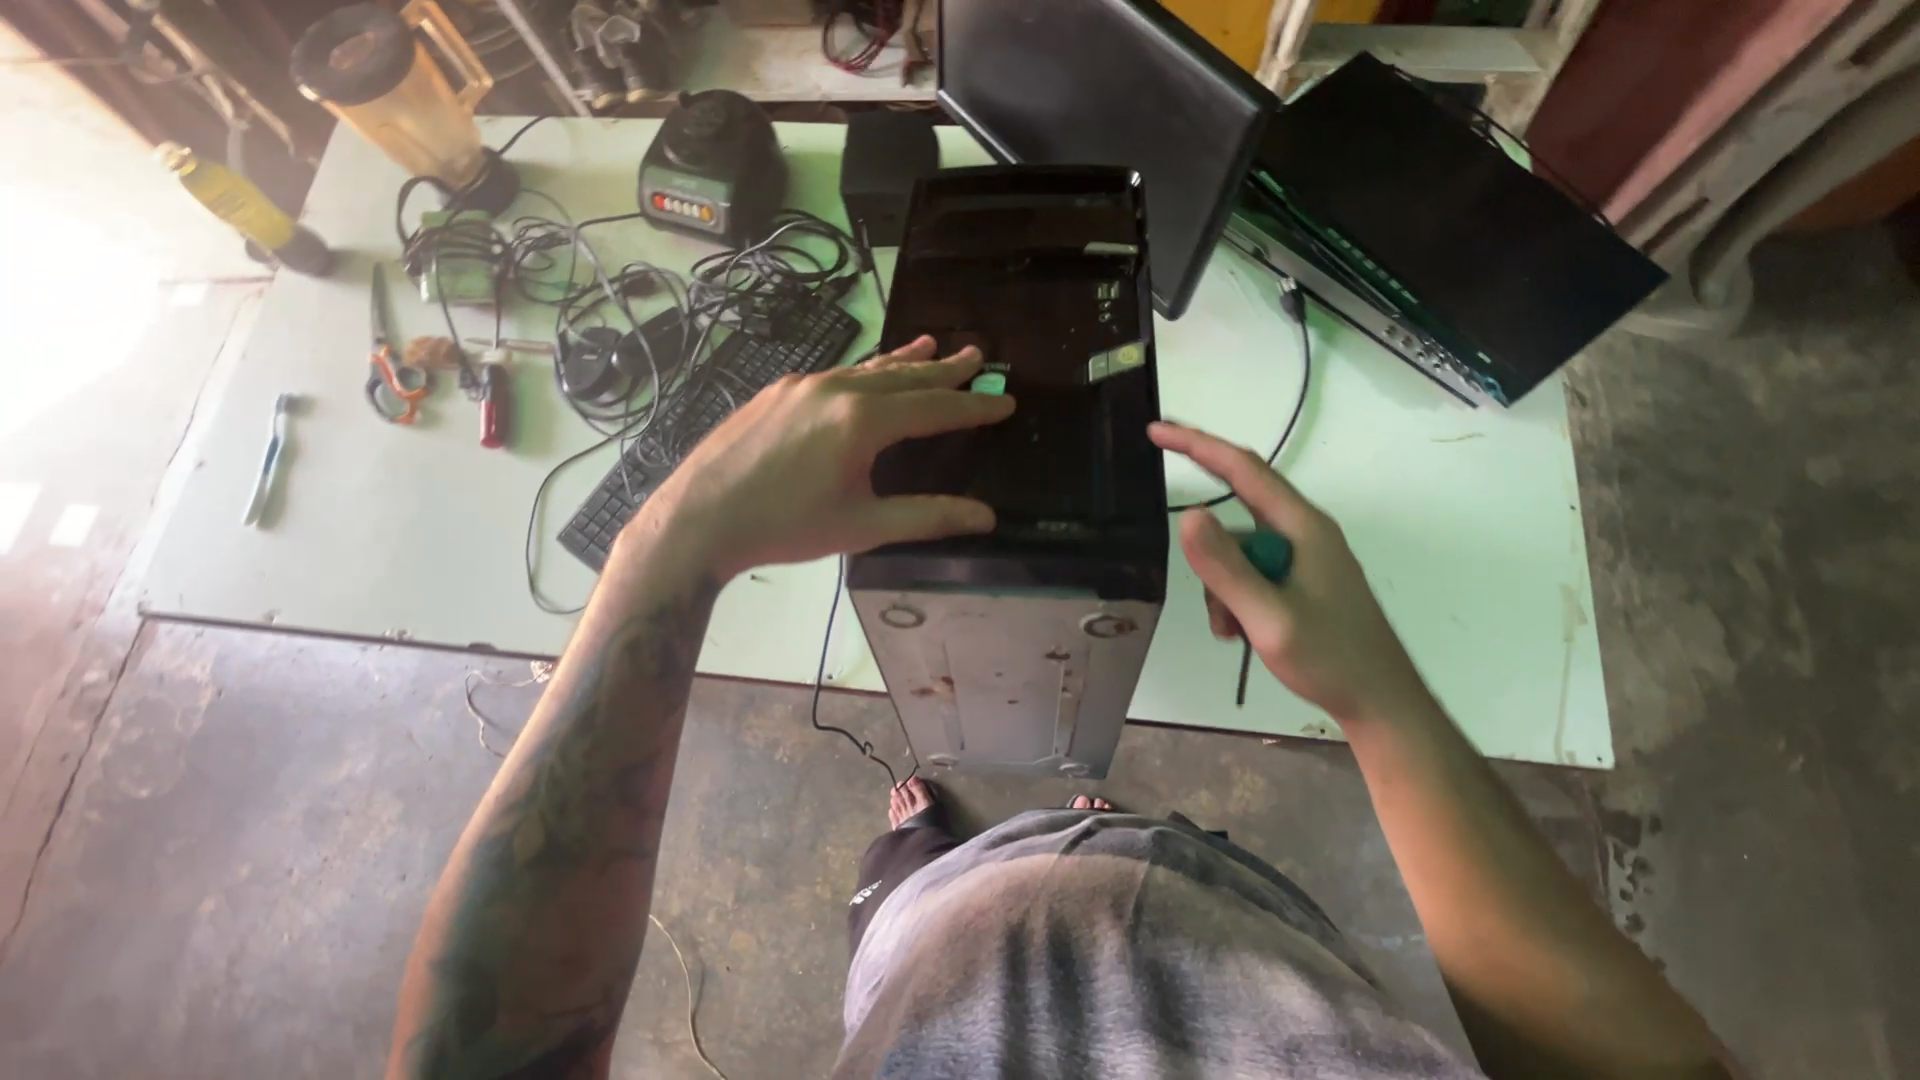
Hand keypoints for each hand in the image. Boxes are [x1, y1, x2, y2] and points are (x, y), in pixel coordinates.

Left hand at [625, 336, 1014, 579]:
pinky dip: (865, 371)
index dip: (974, 408)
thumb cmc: (785, 527)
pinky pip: (836, 373)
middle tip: (978, 357)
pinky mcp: (777, 391)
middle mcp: (836, 389)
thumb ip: (927, 517)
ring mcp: (802, 384)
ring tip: (933, 345)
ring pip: (867, 368)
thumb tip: (986, 517)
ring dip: (904, 361)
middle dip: (946, 369)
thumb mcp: (862, 526)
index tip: (1005, 400)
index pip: (935, 408)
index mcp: (862, 421)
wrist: (698, 518)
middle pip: (904, 375)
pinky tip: (868, 375)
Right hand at [1148, 421, 1429, 724]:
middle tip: (1219, 611)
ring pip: (1239, 556)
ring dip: (1224, 591)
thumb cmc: (1331, 658)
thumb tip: (1187, 515)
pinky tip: (1244, 633)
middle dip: (1213, 564)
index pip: (1242, 469)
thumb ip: (1226, 568)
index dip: (1197, 446)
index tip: (1157, 432)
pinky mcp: (1303, 582)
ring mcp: (1305, 558)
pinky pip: (1253, 576)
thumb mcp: (1269, 616)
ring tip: (1238, 635)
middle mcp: (1304, 533)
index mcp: (1302, 527)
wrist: (1381, 702)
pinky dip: (1238, 600)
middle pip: (1236, 523)